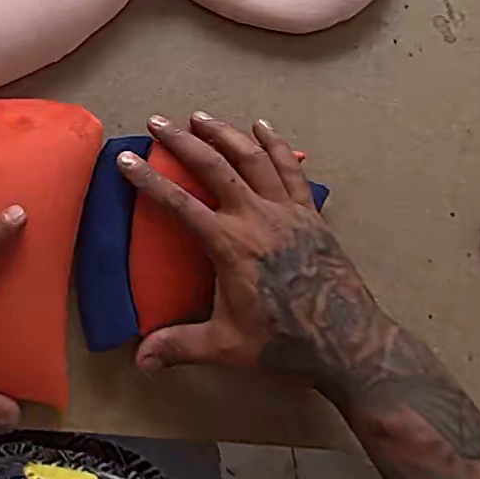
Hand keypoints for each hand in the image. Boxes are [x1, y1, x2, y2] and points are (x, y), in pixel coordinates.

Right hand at [118, 112, 390, 386]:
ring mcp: (287, 212)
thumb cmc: (286, 344)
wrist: (353, 346)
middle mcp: (257, 218)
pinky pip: (291, 170)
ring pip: (252, 158)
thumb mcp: (226, 346)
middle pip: (214, 165)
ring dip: (224, 133)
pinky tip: (262, 127)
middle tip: (158, 121)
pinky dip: (276, 145)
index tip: (125, 159)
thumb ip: (179, 346)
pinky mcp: (310, 214)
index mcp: (230, 245)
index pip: (178, 202)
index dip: (147, 179)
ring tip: (201, 117)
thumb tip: (140, 362)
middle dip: (182, 140)